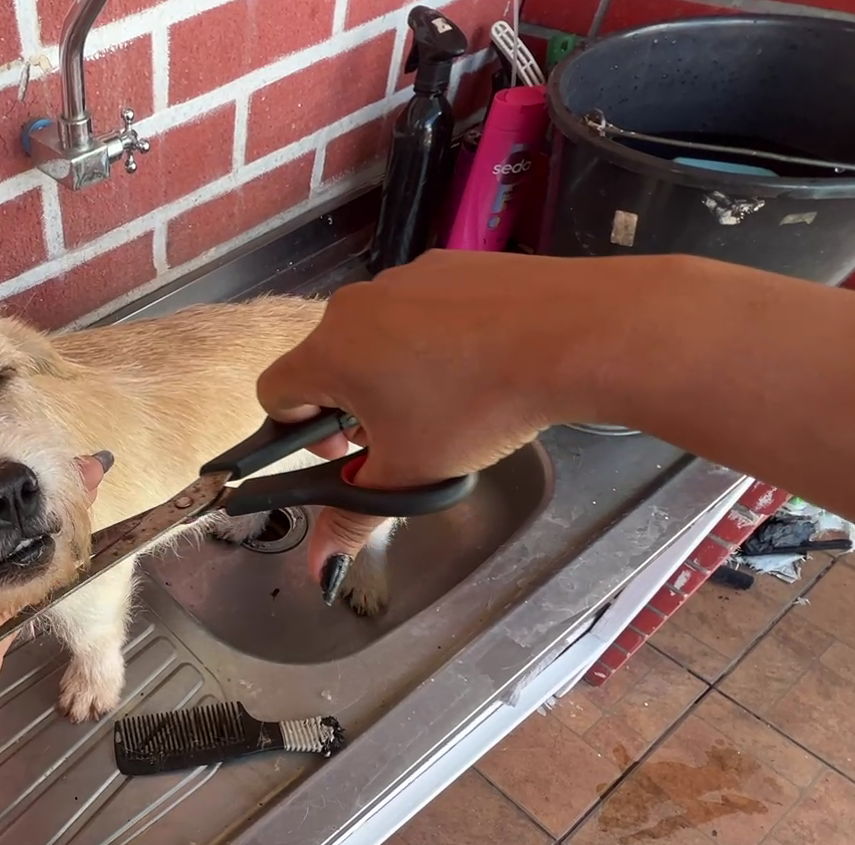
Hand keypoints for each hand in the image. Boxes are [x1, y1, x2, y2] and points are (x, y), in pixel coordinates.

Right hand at [256, 250, 679, 578]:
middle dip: (348, 405)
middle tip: (400, 434)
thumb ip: (354, 520)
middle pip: (323, 365)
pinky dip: (427, 338)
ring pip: (369, 338)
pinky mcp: (447, 263)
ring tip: (447, 398)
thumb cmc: (477, 407)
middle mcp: (352, 306)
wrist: (581, 334)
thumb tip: (317, 572)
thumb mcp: (409, 474)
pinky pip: (413, 310)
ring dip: (385, 372)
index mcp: (328, 353)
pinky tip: (476, 361)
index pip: (273, 393)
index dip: (298, 430)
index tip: (348, 448)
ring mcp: (401, 277)